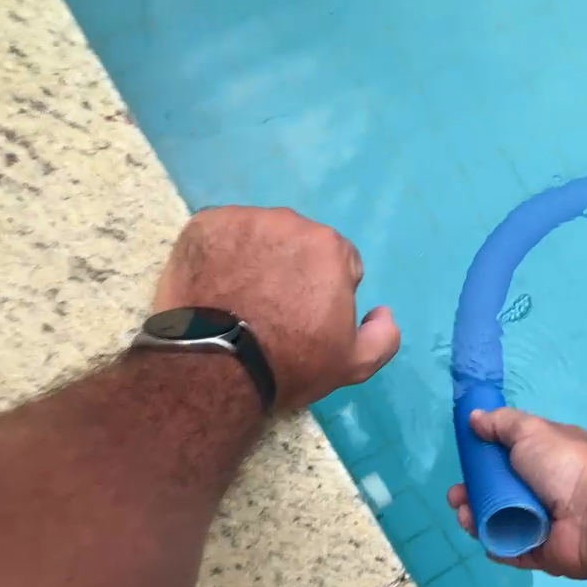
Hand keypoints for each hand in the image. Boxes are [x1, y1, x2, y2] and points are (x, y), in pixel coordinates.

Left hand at [154, 206, 400, 408]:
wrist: (216, 366)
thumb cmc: (291, 363)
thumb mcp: (353, 365)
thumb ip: (384, 336)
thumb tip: (383, 313)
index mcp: (331, 247)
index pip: (341, 263)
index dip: (328, 293)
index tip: (309, 319)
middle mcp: (290, 221)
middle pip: (300, 244)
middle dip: (293, 270)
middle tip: (275, 310)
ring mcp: (242, 219)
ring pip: (261, 237)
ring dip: (258, 259)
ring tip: (243, 299)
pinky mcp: (202, 225)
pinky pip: (222, 236)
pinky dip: (222, 256)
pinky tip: (217, 288)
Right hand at [447, 408, 586, 579]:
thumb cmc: (564, 465)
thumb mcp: (532, 431)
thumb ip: (502, 423)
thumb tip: (475, 417)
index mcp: (551, 457)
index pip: (514, 456)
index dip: (488, 459)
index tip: (466, 462)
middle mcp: (549, 489)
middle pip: (502, 491)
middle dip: (474, 493)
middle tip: (457, 497)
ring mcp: (546, 522)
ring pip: (503, 521)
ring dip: (478, 519)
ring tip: (464, 516)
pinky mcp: (543, 552)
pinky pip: (513, 548)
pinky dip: (496, 544)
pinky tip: (482, 538)